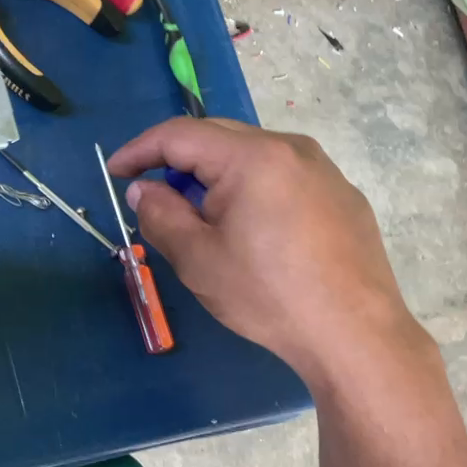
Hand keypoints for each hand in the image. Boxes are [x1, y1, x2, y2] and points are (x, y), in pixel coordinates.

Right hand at [108, 118, 423, 385]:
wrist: (352, 331)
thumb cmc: (266, 294)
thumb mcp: (196, 258)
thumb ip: (160, 215)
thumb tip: (144, 190)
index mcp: (251, 158)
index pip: (180, 135)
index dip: (139, 149)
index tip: (114, 172)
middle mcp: (291, 149)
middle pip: (217, 136)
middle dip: (175, 159)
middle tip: (149, 192)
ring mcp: (322, 169)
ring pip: (250, 154)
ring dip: (212, 174)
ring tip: (195, 213)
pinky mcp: (340, 194)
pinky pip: (280, 174)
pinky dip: (247, 187)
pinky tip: (245, 227)